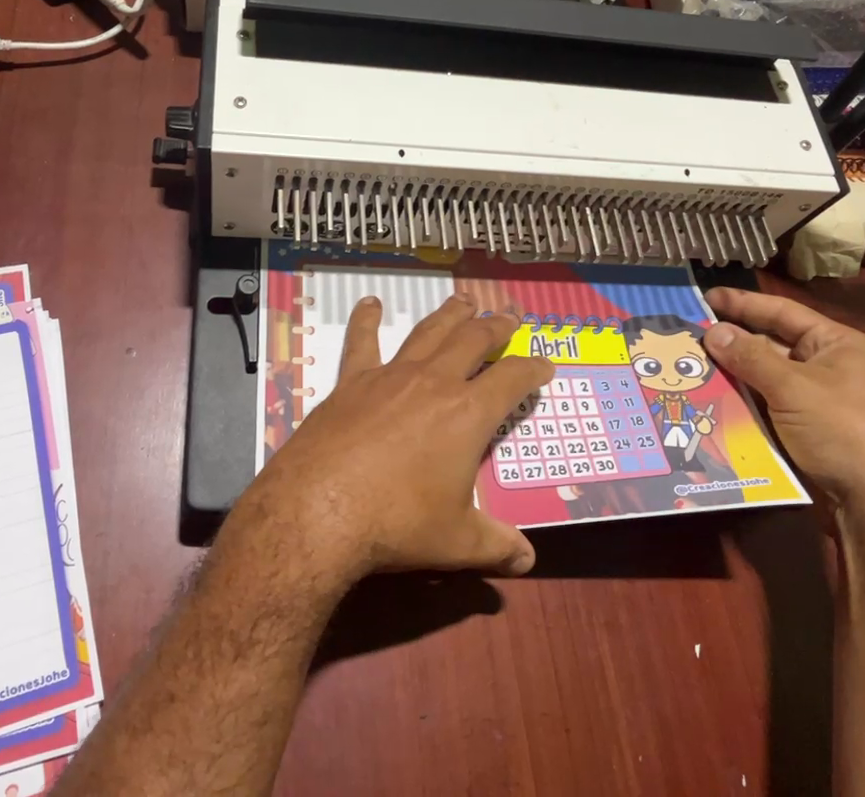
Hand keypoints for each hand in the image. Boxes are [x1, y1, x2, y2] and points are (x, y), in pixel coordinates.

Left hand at [230, 295, 552, 582]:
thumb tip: (526, 562)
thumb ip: (495, 547)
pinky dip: (365, 320)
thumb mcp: (457, 542)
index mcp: (468, 414)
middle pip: (472, 341)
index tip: (544, 364)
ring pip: (426, 333)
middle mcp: (433, 383)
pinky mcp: (350, 383)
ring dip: (448, 315)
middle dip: (495, 328)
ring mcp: (389, 377)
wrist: (320, 510)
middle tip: (508, 319)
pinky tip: (368, 304)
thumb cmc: (397, 524)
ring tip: (462, 302)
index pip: (512, 379)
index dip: (533, 369)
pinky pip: (360, 343)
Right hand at [701, 288, 864, 509]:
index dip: (744, 303)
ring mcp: (816, 397)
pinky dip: (741, 398)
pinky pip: (766, 402)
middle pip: (771, 343)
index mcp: (836, 344)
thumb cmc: (842, 430)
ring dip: (733, 372)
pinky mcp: (805, 425)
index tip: (706, 296)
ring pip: (765, 375)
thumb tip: (712, 332)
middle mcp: (827, 365)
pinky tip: (712, 397)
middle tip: (690, 333)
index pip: (783, 312)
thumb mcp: (793, 388)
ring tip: (691, 364)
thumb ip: (750, 358)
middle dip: (732, 340)